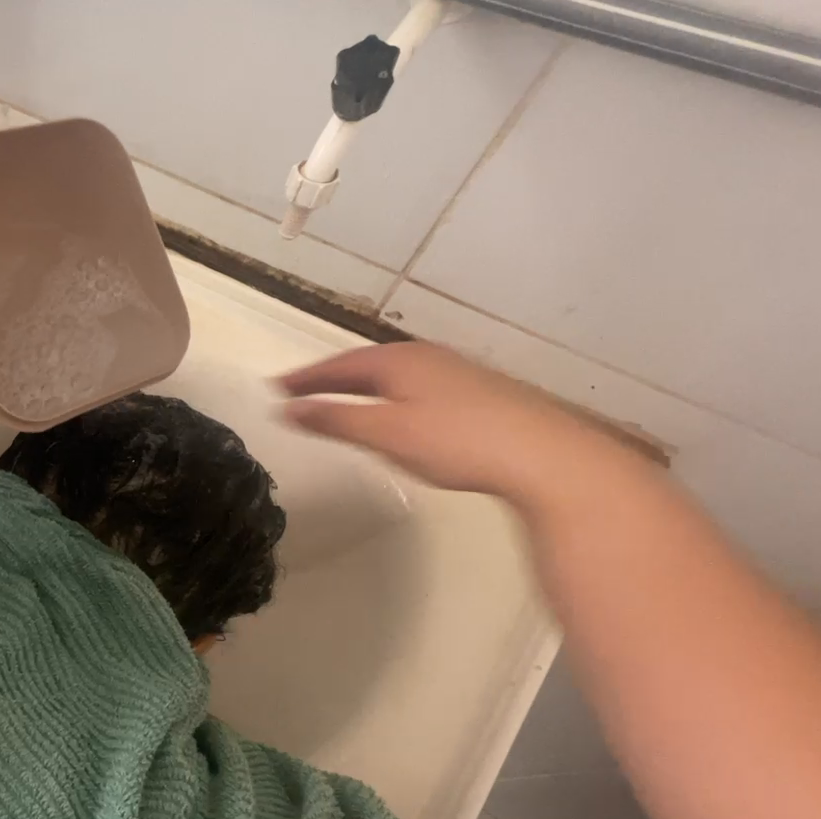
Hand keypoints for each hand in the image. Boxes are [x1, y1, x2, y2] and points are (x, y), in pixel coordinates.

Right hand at [277, 343, 642, 511]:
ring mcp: (454, 374)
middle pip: (365, 364)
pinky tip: (391, 411)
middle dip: (330, 378)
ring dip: (359, 386)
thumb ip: (334, 420)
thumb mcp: (385, 434)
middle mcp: (425, 358)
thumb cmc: (456, 442)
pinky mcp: (475, 394)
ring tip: (336, 399)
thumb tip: (287, 409)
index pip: (339, 365)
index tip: (275, 387)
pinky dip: (385, 395)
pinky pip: (412, 386)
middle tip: (299, 391)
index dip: (306, 378)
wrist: (545, 457)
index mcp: (399, 362)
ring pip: (392, 375)